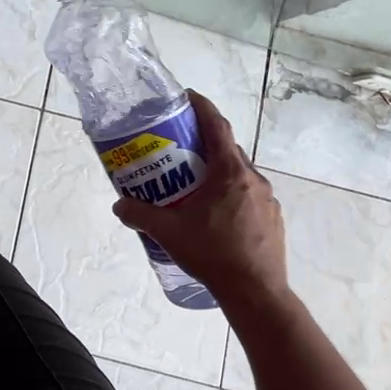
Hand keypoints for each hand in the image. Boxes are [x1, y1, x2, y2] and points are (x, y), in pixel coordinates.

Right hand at [112, 91, 289, 310]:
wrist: (256, 293)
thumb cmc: (214, 254)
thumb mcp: (169, 233)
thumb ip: (140, 215)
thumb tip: (118, 205)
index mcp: (230, 173)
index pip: (217, 127)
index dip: (202, 107)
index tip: (186, 96)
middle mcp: (253, 180)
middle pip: (227, 150)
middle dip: (202, 144)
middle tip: (177, 147)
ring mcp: (267, 201)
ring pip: (237, 174)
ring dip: (215, 172)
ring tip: (191, 185)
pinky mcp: (272, 220)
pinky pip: (247, 195)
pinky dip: (228, 194)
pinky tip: (212, 215)